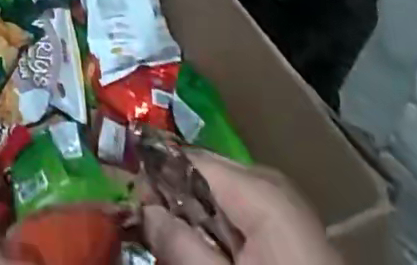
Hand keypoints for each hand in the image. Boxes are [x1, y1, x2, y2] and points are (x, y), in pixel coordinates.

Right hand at [141, 154, 338, 264]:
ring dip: (195, 222)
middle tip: (148, 233)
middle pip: (204, 176)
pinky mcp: (289, 228)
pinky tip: (210, 256)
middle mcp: (270, 183)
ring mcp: (283, 205)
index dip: (155, 176)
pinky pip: (240, 216)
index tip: (127, 200)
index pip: (191, 160)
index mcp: (259, 189)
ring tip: (178, 250)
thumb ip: (182, 248)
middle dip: (174, 202)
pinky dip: (219, 233)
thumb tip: (145, 209)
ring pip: (219, 198)